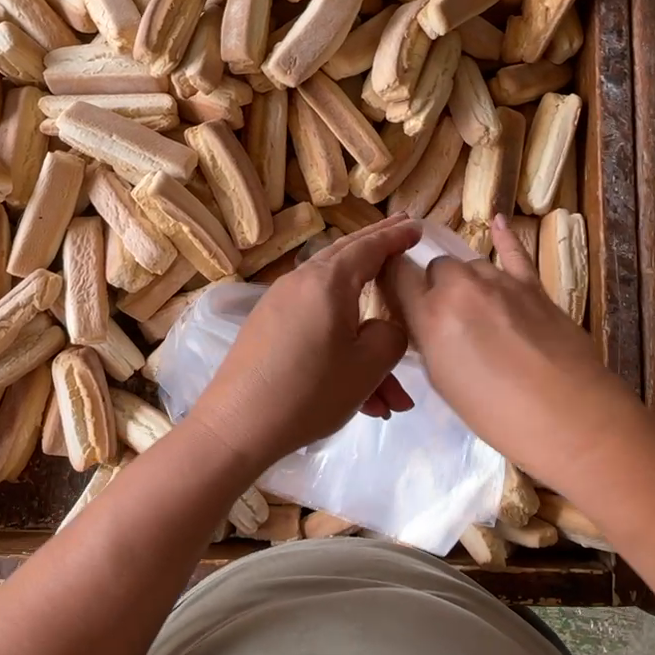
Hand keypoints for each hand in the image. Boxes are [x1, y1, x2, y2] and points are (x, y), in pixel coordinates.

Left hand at [180, 216, 419, 471]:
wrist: (237, 427)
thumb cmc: (309, 391)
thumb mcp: (368, 366)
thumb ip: (392, 336)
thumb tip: (386, 328)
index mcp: (328, 280)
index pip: (370, 246)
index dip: (396, 237)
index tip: (417, 228)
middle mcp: (301, 283)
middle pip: (348, 260)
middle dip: (379, 254)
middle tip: (403, 236)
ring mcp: (280, 307)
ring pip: (337, 313)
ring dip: (368, 348)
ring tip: (393, 398)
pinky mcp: (268, 332)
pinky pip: (317, 331)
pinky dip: (343, 356)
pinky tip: (363, 403)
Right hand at [381, 215, 631, 482]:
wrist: (569, 417)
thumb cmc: (497, 414)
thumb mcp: (443, 381)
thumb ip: (428, 341)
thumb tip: (426, 321)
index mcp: (430, 316)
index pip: (396, 275)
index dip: (392, 279)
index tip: (393, 291)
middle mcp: (460, 288)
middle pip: (436, 268)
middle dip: (435, 287)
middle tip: (445, 320)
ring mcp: (500, 282)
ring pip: (470, 265)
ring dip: (466, 281)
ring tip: (475, 311)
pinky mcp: (534, 285)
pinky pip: (514, 253)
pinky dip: (505, 238)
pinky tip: (498, 222)